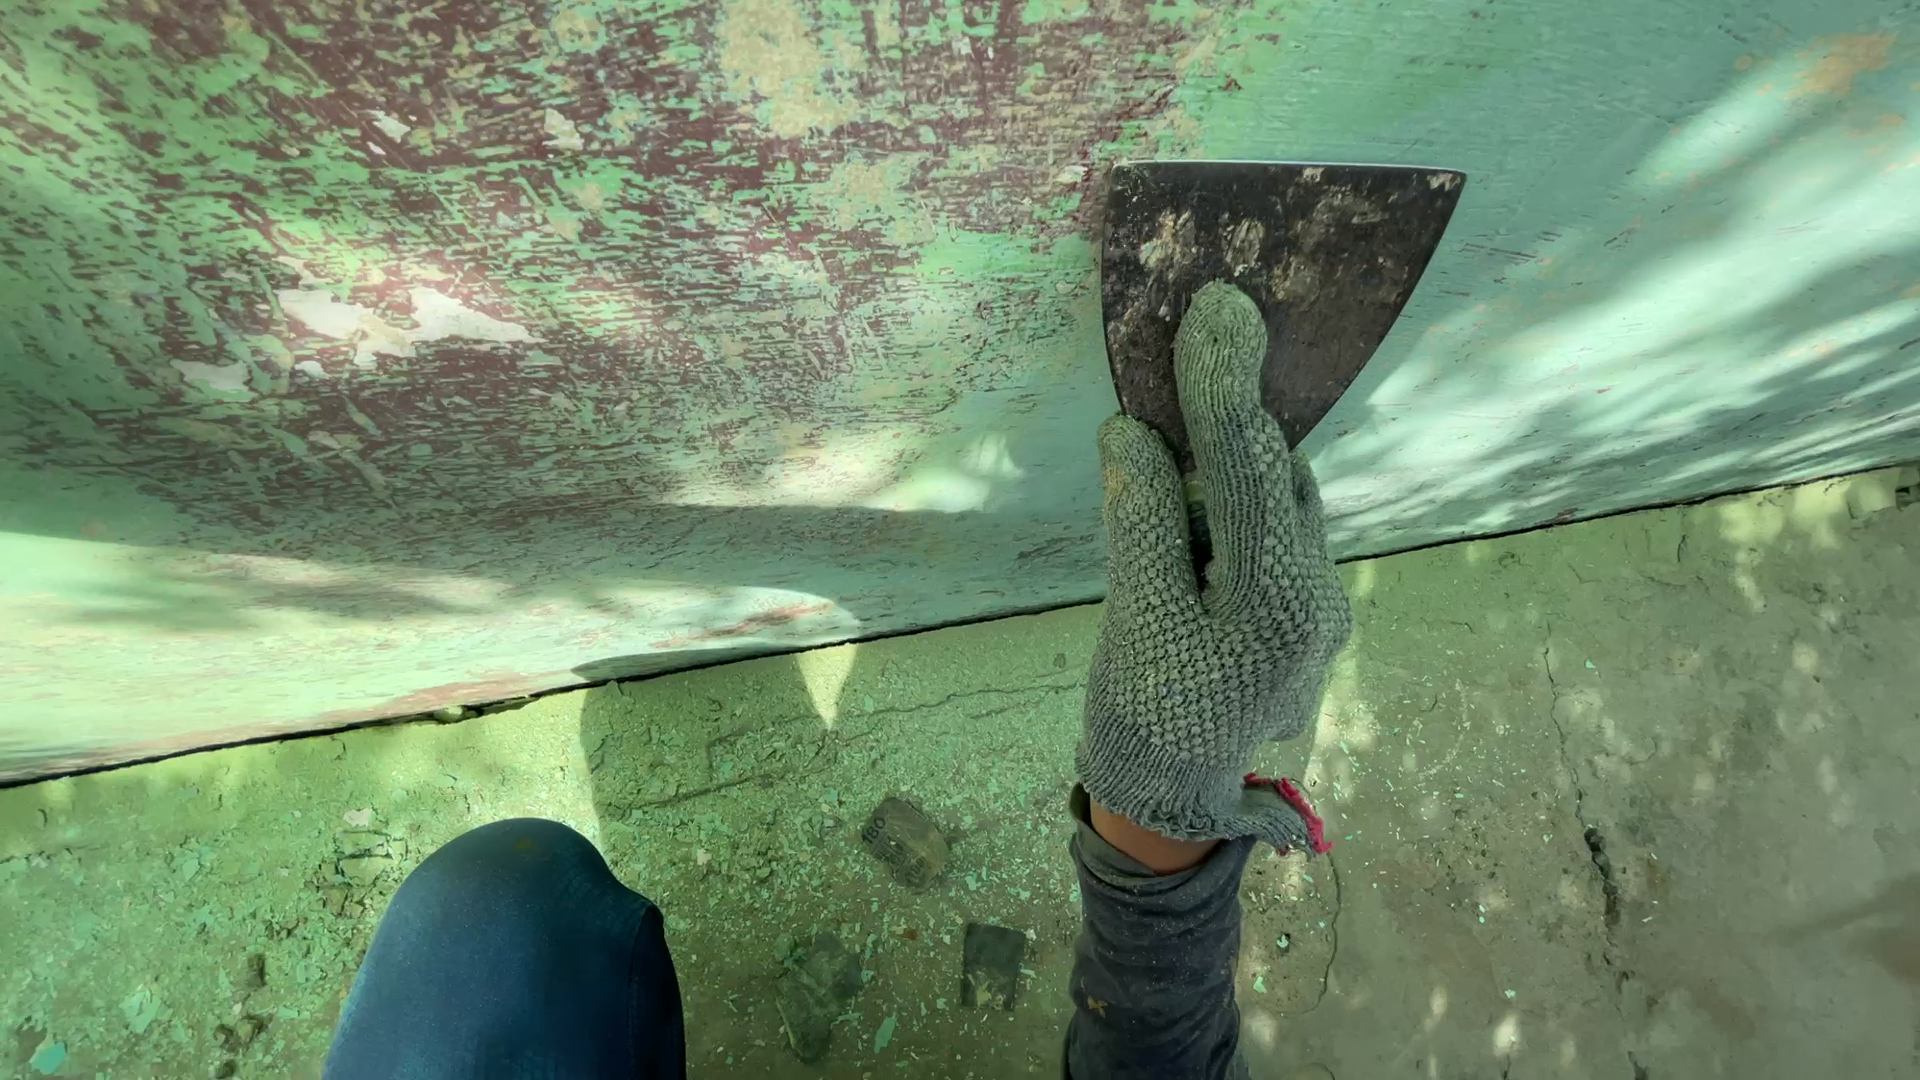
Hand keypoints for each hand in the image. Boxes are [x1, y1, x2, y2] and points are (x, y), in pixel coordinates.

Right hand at [1077, 281, 1350, 851]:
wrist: (1172, 796)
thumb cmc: (1146, 716)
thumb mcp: (1133, 621)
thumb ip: (1139, 525)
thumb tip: (1131, 435)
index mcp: (1280, 606)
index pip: (1250, 473)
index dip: (1225, 389)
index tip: (1216, 310)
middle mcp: (1318, 596)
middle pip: (1275, 475)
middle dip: (1236, 403)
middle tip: (1205, 331)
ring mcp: (1317, 603)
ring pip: (1280, 498)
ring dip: (1238, 444)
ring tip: (1196, 398)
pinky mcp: (1299, 607)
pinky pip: (1272, 526)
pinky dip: (1238, 487)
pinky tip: (1204, 474)